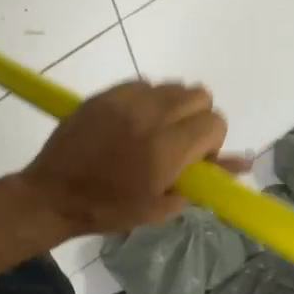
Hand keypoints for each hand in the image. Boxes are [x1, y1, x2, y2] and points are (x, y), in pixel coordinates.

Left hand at [17, 82, 242, 237]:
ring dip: (170, 107)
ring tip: (151, 133)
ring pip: (171, 86)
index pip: (214, 122)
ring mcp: (124, 102)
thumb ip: (203, 183)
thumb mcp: (159, 206)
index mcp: (166, 149)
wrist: (52, 196)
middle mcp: (149, 117)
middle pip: (199, 95)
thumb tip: (242, 165)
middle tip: (176, 142)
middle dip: (196, 118)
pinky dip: (144, 100)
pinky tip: (130, 123)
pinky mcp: (103, 95)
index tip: (193, 159)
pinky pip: (141, 84)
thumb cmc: (107, 209)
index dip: (209, 142)